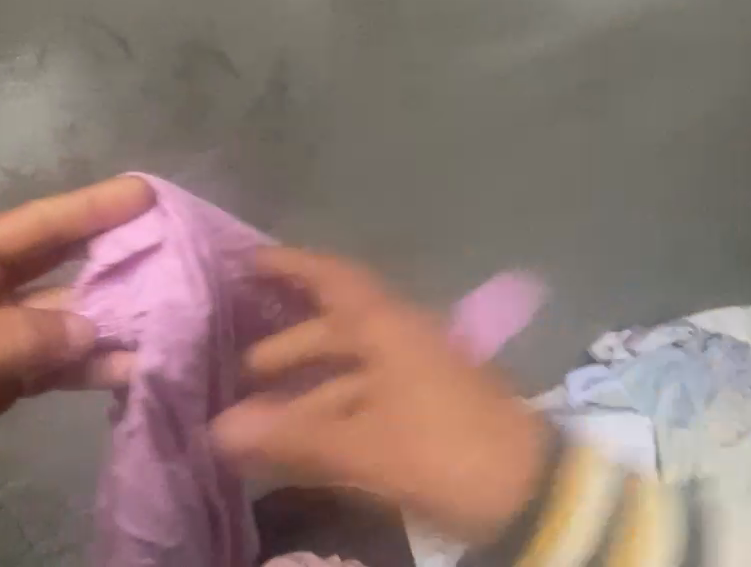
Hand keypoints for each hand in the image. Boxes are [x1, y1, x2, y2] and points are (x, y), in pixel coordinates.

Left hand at [0, 175, 151, 535]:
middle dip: (111, 254)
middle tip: (175, 246)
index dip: (91, 207)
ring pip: (61, 317)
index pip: (33, 226)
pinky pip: (52, 362)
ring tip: (167, 317)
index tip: (148, 191)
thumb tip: (95, 326)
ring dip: (108, 318)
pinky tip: (127, 367)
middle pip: (56, 264)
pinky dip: (86, 364)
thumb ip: (15, 338)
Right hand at [212, 248, 547, 545]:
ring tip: (261, 412)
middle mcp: (398, 336)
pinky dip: (334, 411)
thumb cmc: (443, 445)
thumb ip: (294, 436)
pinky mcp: (427, 406)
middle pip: (335, 327)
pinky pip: (367, 396)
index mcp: (385, 324)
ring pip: (350, 368)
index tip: (248, 262)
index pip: (330, 277)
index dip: (290, 265)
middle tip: (242, 366)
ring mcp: (416, 372)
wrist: (530, 487)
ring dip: (308, 386)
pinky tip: (306, 441)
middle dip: (289, 344)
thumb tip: (219, 430)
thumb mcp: (365, 442)